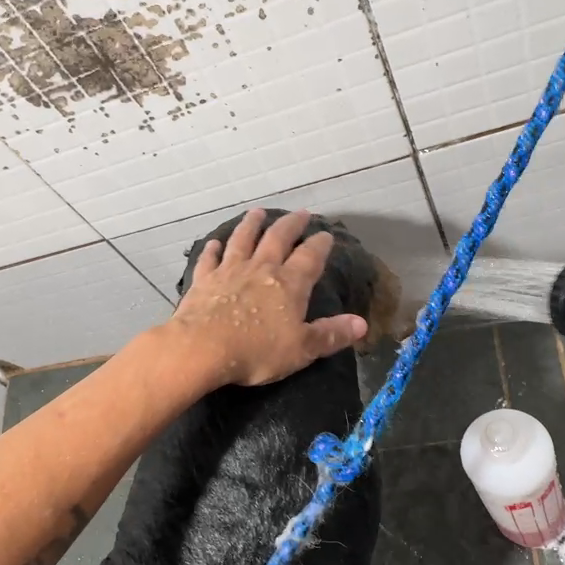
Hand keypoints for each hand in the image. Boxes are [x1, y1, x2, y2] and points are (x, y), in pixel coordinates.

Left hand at [165, 209, 367, 387]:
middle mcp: (261, 269)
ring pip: (243, 240)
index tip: (326, 235)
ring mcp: (229, 271)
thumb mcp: (302, 349)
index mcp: (289, 284)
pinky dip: (213, 249)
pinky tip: (214, 243)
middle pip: (278, 238)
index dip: (320, 245)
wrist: (202, 348)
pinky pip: (209, 259)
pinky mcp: (204, 280)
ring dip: (251, 225)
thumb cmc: (257, 351)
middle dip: (291, 225)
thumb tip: (361, 324)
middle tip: (300, 213)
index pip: (310, 257)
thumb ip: (330, 334)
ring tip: (257, 212)